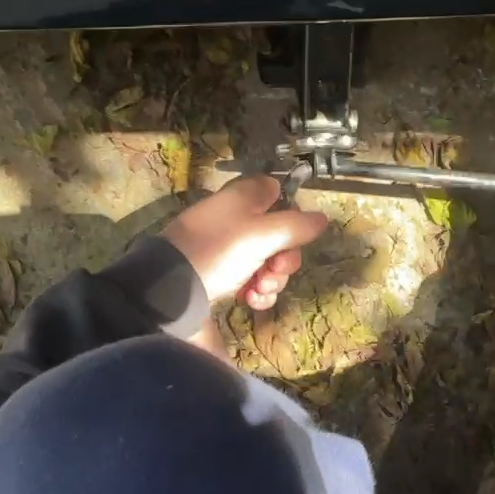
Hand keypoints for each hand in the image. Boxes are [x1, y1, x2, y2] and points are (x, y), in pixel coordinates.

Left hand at [163, 174, 328, 309]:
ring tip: (257, 290)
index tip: (294, 234)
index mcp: (243, 198)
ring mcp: (228, 248)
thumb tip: (322, 218)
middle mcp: (236, 219)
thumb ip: (296, 226)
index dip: (292, 214)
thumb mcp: (263, 235)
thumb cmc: (220, 251)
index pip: (278, 192)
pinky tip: (251, 301)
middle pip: (278, 233)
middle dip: (284, 257)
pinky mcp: (221, 274)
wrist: (171, 288)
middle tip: (274, 271)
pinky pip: (251, 280)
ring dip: (272, 279)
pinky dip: (256, 291)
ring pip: (267, 261)